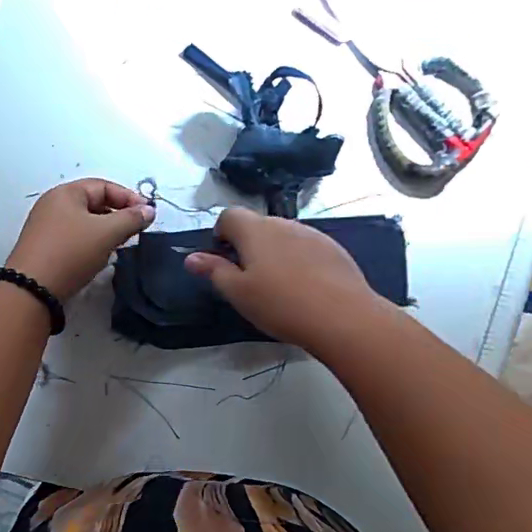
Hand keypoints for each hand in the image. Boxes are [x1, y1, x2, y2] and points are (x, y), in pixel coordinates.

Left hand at [4, 179, 154, 298]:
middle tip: (136, 231)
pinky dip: (92, 244)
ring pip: (85, 223)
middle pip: (94, 203)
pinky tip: (100, 258)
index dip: (129, 198)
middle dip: (118, 215)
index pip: (104, 186)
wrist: (33, 289)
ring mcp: (47, 228)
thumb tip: (148, 210)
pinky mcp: (46, 249)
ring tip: (120, 246)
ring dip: (106, 232)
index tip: (147, 215)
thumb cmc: (70, 253)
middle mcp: (53, 205)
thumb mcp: (106, 233)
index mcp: (66, 193)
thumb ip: (131, 219)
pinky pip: (75, 239)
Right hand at [183, 206, 384, 352]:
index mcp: (255, 230)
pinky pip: (306, 249)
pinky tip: (304, 289)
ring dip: (275, 254)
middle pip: (257, 226)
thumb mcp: (238, 293)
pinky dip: (299, 261)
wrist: (341, 316)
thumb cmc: (280, 304)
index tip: (223, 260)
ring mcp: (312, 234)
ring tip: (278, 288)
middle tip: (249, 281)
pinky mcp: (333, 249)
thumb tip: (191, 258)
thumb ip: (214, 271)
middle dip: (248, 246)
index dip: (221, 234)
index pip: (229, 216)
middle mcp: (283, 223)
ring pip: (283, 237)